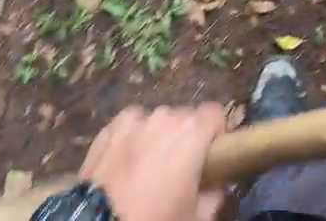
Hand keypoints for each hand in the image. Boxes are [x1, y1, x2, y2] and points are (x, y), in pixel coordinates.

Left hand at [79, 104, 226, 220]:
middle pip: (185, 118)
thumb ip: (214, 195)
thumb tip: (215, 184)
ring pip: (157, 121)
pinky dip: (132, 138)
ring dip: (158, 136)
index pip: (216, 114)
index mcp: (193, 132)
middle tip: (178, 170)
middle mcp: (166, 117)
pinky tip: (125, 162)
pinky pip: (130, 125)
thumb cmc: (155, 220)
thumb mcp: (196, 218)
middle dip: (186, 138)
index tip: (210, 156)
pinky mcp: (109, 129)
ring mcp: (135, 120)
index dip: (216, 134)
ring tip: (147, 167)